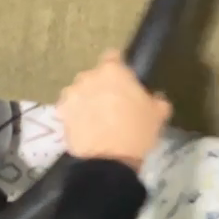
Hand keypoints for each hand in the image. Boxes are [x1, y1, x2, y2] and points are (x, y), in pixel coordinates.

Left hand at [56, 51, 170, 170]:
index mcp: (113, 70)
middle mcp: (89, 76)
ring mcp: (72, 94)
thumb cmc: (137, 132)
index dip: (119, 68)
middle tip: (113, 103)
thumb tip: (155, 98)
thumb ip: (156, 99)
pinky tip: (85, 127)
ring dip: (87, 99)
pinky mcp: (61, 112)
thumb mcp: (158, 115)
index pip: (113, 56)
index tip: (125, 81)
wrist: (108, 161)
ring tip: (97, 117)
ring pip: (80, 91)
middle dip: (102, 85)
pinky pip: (70, 108)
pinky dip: (75, 114)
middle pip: (95, 76)